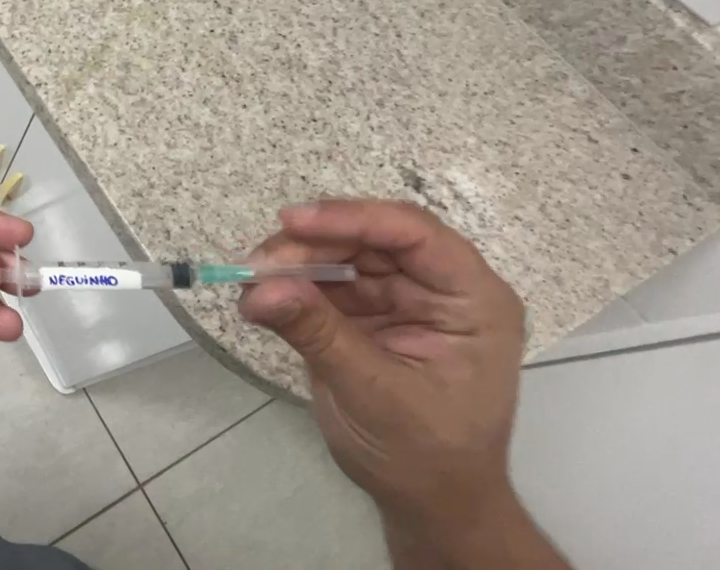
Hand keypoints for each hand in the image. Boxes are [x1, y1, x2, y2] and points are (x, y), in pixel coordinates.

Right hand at [237, 200, 526, 525]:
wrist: (426, 501)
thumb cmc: (425, 454)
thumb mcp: (373, 393)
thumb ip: (319, 334)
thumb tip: (259, 289)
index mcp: (470, 300)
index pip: (414, 234)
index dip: (353, 218)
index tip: (291, 222)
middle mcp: (435, 286)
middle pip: (366, 237)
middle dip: (308, 245)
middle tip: (256, 267)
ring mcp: (397, 295)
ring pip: (337, 252)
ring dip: (290, 262)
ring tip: (249, 286)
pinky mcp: (362, 308)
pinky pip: (319, 280)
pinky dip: (285, 285)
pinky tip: (258, 299)